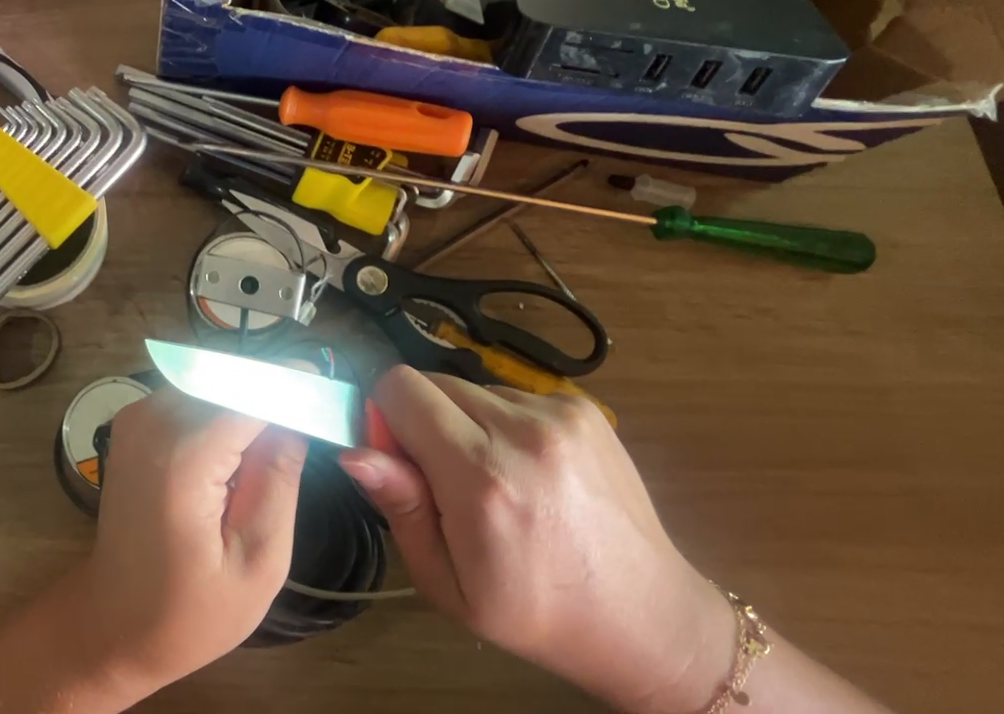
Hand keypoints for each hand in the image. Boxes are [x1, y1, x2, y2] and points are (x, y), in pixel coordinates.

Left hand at [79, 389, 308, 695]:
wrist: (115, 620)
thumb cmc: (191, 609)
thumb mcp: (258, 557)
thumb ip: (279, 476)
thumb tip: (302, 413)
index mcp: (182, 455)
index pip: (249, 391)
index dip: (294, 384)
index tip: (335, 393)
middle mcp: (151, 420)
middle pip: (227, 376)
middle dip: (274, 386)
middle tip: (320, 413)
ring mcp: (136, 417)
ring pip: (209, 378)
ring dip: (249, 394)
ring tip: (289, 431)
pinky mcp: (134, 423)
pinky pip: (190, 392)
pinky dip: (223, 404)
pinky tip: (249, 439)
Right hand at [339, 367, 736, 713]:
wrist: (650, 621)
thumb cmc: (534, 613)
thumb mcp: (447, 583)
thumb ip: (399, 507)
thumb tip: (353, 452)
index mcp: (481, 477)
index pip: (399, 388)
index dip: (384, 415)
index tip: (397, 457)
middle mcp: (521, 432)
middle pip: (430, 382)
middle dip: (421, 419)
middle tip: (441, 476)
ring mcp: (560, 415)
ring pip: (470, 387)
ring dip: (463, 421)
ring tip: (493, 477)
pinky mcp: (584, 410)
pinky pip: (510, 395)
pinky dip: (502, 422)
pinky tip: (527, 469)